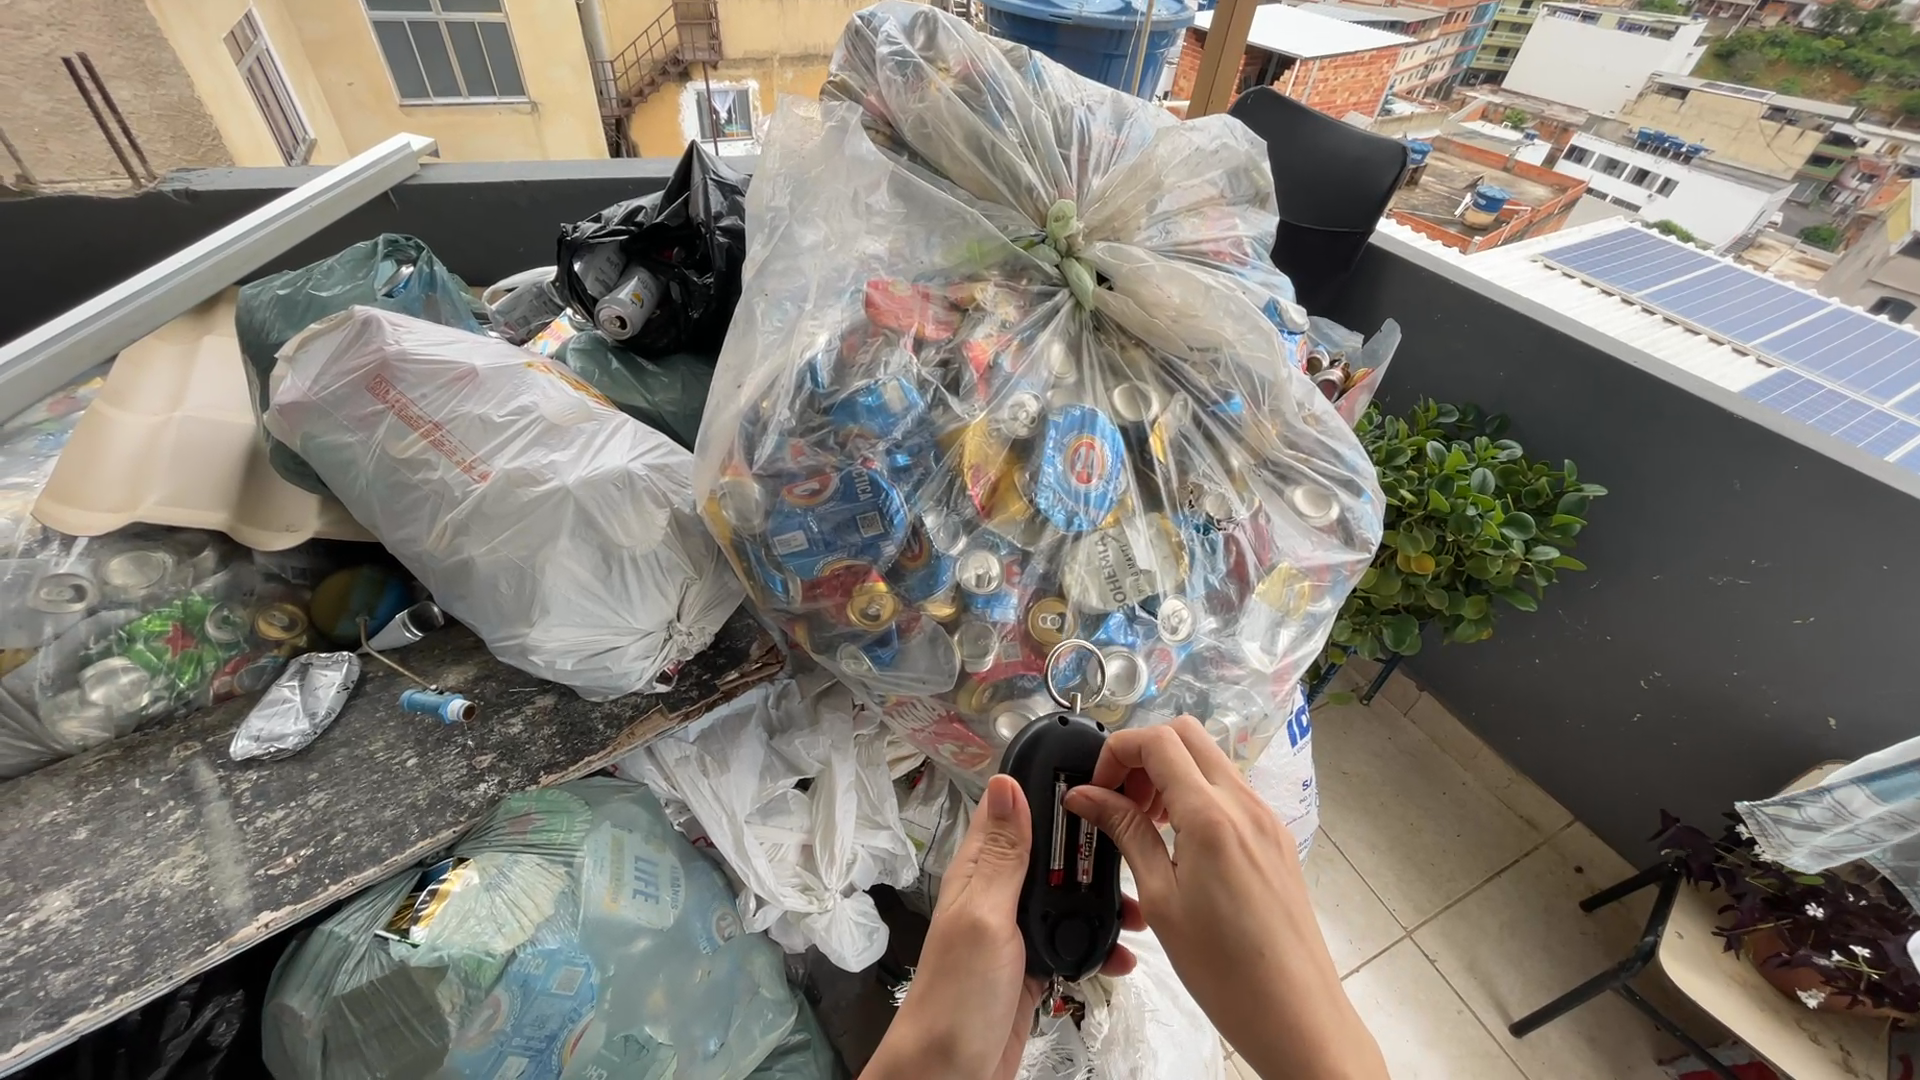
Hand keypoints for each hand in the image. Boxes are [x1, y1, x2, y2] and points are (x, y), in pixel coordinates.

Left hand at [862, 773, 1141, 1079]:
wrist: (952, 1075)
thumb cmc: (958, 994)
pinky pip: (1072, 940)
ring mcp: (1015, 928)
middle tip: (1130, 857)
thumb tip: (1005, 782)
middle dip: (1088, 853)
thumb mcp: (984, 914)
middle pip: (1049, 853)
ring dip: (1101, 903)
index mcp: (979, 868)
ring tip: (1137, 914)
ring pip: (1066, 896)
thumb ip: (1002, 854)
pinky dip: (1097, 945)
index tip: (1094, 782)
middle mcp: (996, 890)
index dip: (1046, 790)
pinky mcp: (1032, 963)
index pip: (1011, 810)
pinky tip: (1119, 955)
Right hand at [1063, 717, 1386, 1079]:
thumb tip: (1083, 795)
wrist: (1300, 1019)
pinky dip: (1195, 791)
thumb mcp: (1161, 899)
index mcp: (1211, 815)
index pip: (1156, 741)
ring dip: (1169, 770)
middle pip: (1185, 733)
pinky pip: (1228, 788)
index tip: (1096, 789)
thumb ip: (1125, 832)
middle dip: (1142, 752)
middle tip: (1121, 798)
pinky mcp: (1275, 836)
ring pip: (1208, 757)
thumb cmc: (1223, 970)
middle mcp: (1244, 803)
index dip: (1116, 752)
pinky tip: (1179, 839)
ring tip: (1145, 821)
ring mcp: (1265, 817)